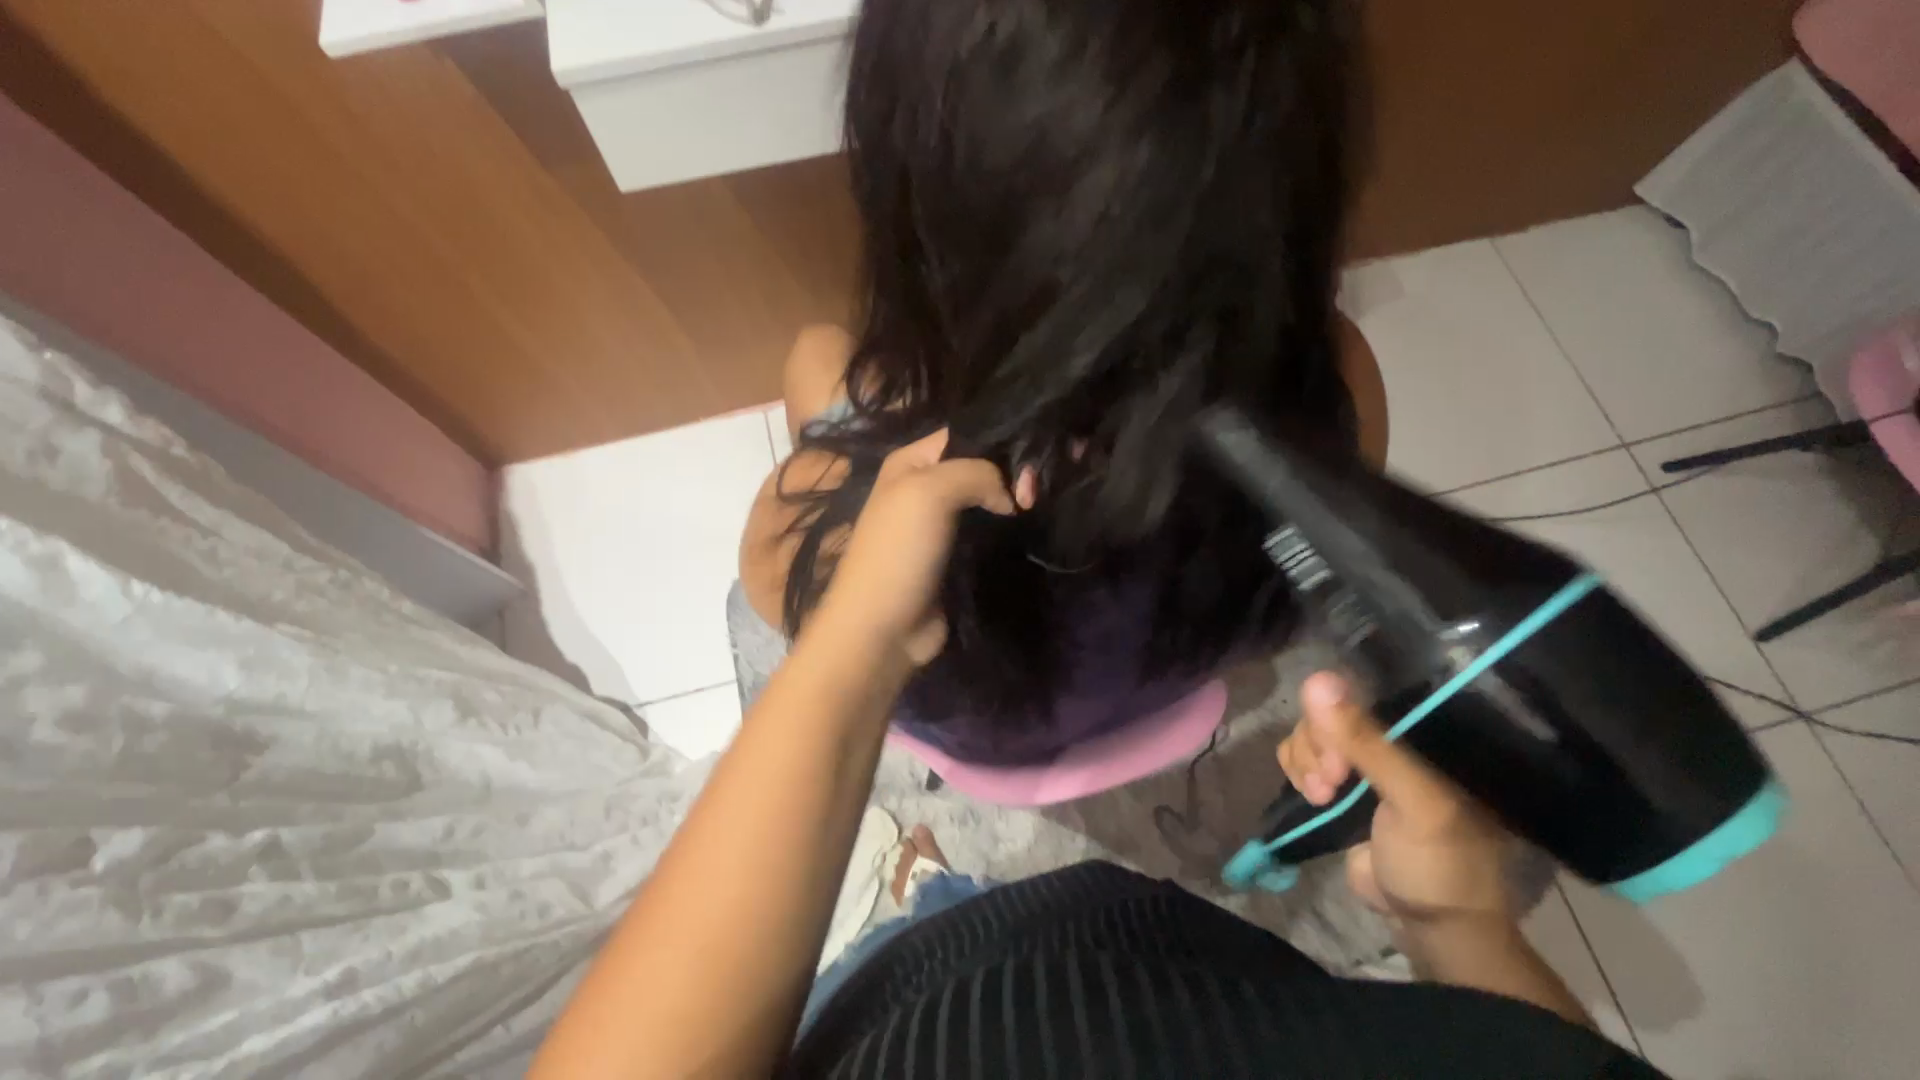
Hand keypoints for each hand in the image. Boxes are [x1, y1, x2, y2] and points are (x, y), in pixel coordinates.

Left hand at [812, 429, 1027, 665]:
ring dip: (1016, 503)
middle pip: (983, 466)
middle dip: (1014, 473)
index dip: (1002, 440)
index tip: (1035, 458)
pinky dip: (1011, 530)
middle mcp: (927, 486)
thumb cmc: (899, 552)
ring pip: (991, 500)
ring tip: (1037, 509)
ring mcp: (943, 524)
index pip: (967, 433)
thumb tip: (1011, 493)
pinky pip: (991, 533)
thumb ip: (976, 471)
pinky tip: (1033, 527)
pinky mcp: (959, 557)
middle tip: (1034, 495)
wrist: (883, 628)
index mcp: (912, 461)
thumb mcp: (929, 491)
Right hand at [1278, 672, 1512, 927]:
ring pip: (1311, 733)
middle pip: (1329, 711)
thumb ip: (1367, 743)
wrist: (1430, 923)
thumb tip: (1316, 680)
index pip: (1363, 693)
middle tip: (1332, 787)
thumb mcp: (1411, 800)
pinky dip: (1297, 770)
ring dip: (1305, 762)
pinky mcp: (1339, 786)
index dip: (1337, 715)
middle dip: (1318, 747)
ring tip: (1321, 798)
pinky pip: (1303, 757)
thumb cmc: (1437, 860)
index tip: (1337, 761)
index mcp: (1420, 734)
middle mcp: (1390, 739)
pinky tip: (1311, 797)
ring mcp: (1362, 763)